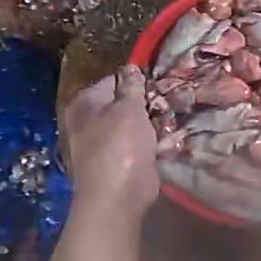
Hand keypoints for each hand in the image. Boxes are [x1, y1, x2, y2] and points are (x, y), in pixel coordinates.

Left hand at [61, 64, 159, 215]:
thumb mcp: (128, 109)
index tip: (162, 83)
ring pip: (136, 124)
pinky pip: (141, 144)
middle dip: (149, 104)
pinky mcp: (122, 160)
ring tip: (174, 120)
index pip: (114, 80)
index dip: (138, 80)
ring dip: (155, 124)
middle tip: (172, 102)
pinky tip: (170, 141)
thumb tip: (130, 66)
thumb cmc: (120, 146)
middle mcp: (91, 121)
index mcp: (85, 104)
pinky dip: (154, 142)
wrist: (118, 194)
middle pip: (125, 103)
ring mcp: (106, 143)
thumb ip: (132, 86)